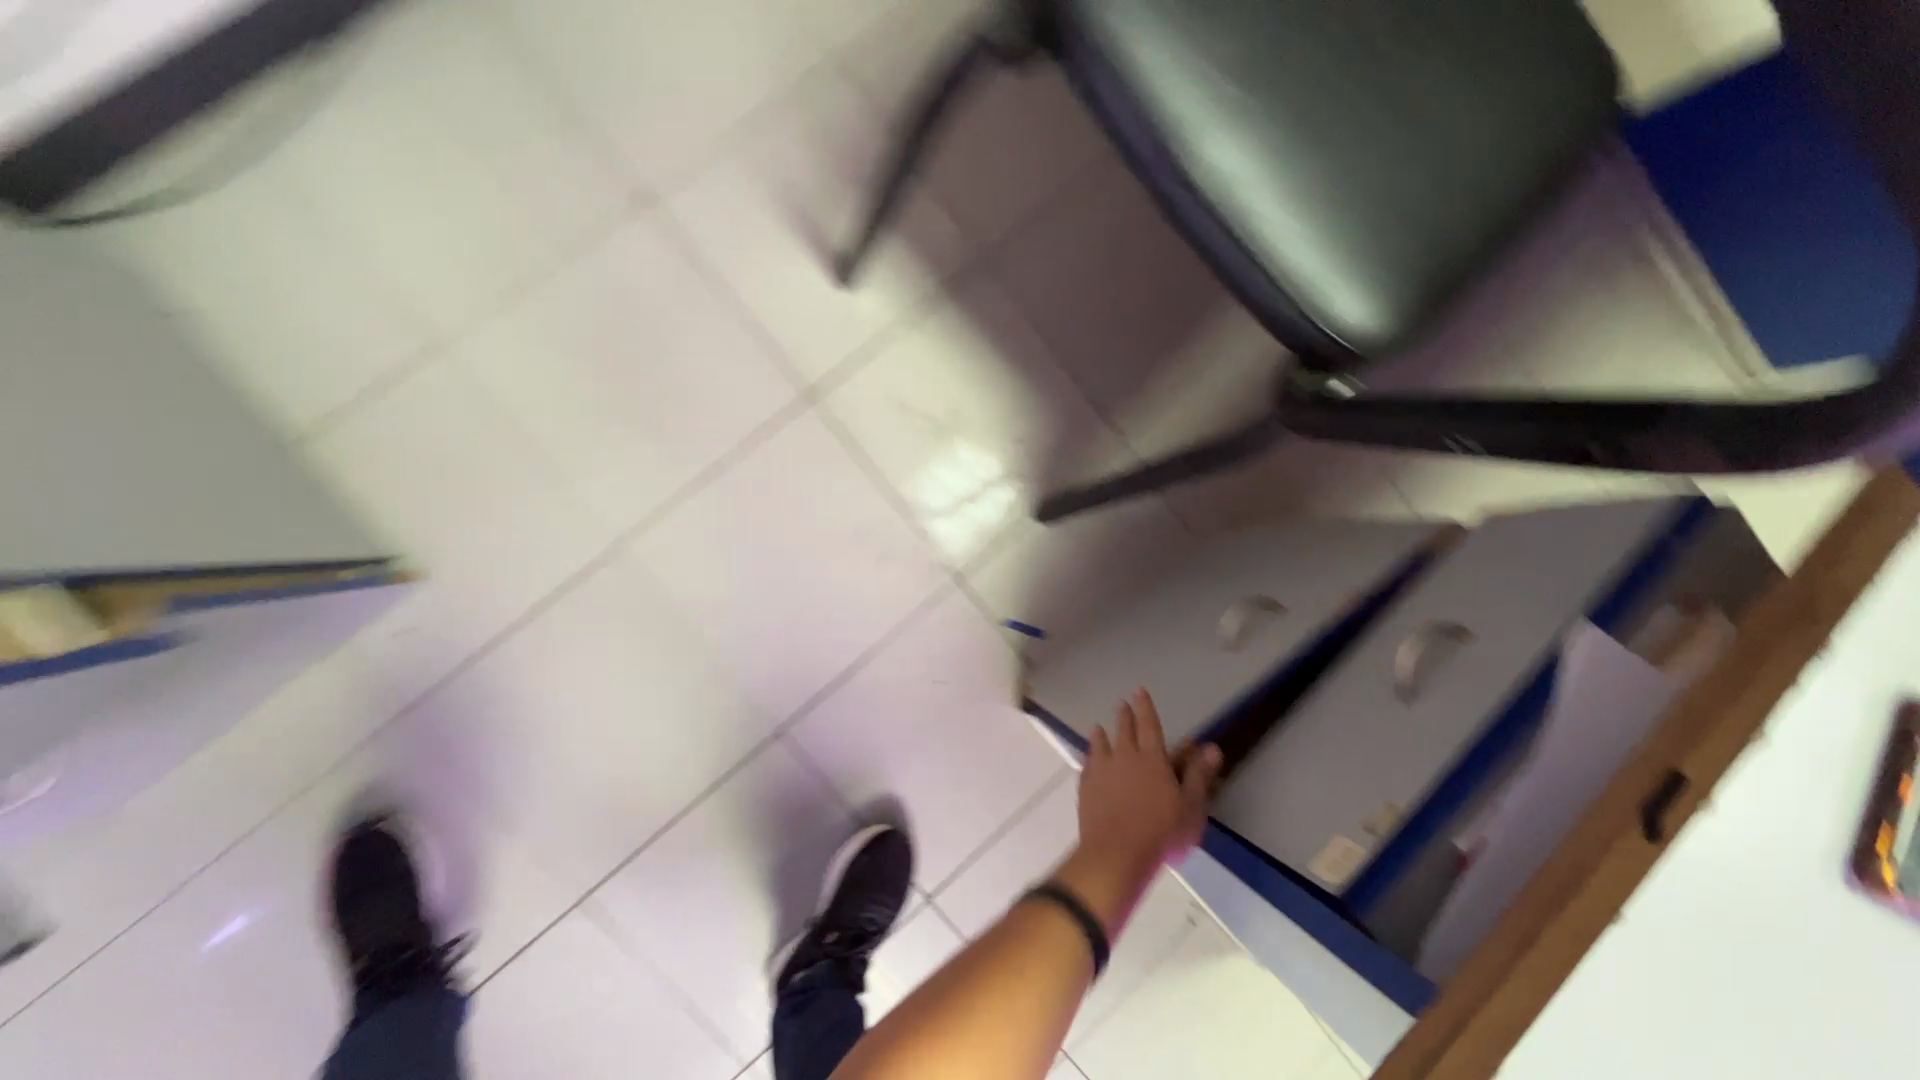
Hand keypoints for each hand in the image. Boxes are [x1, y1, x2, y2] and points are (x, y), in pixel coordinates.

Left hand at [1060, 691, 1221, 929]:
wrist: (1116, 853)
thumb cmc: (1161, 832)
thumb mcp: (1190, 806)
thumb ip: (1198, 775)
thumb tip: (1211, 747)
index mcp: (1152, 758)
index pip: (1149, 725)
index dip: (1145, 707)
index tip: (1139, 691)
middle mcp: (1124, 757)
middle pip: (1123, 730)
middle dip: (1124, 716)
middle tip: (1122, 704)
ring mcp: (1101, 771)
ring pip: (1100, 744)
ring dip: (1101, 734)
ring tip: (1098, 727)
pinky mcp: (1086, 788)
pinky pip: (1087, 765)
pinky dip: (1089, 757)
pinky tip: (1088, 759)